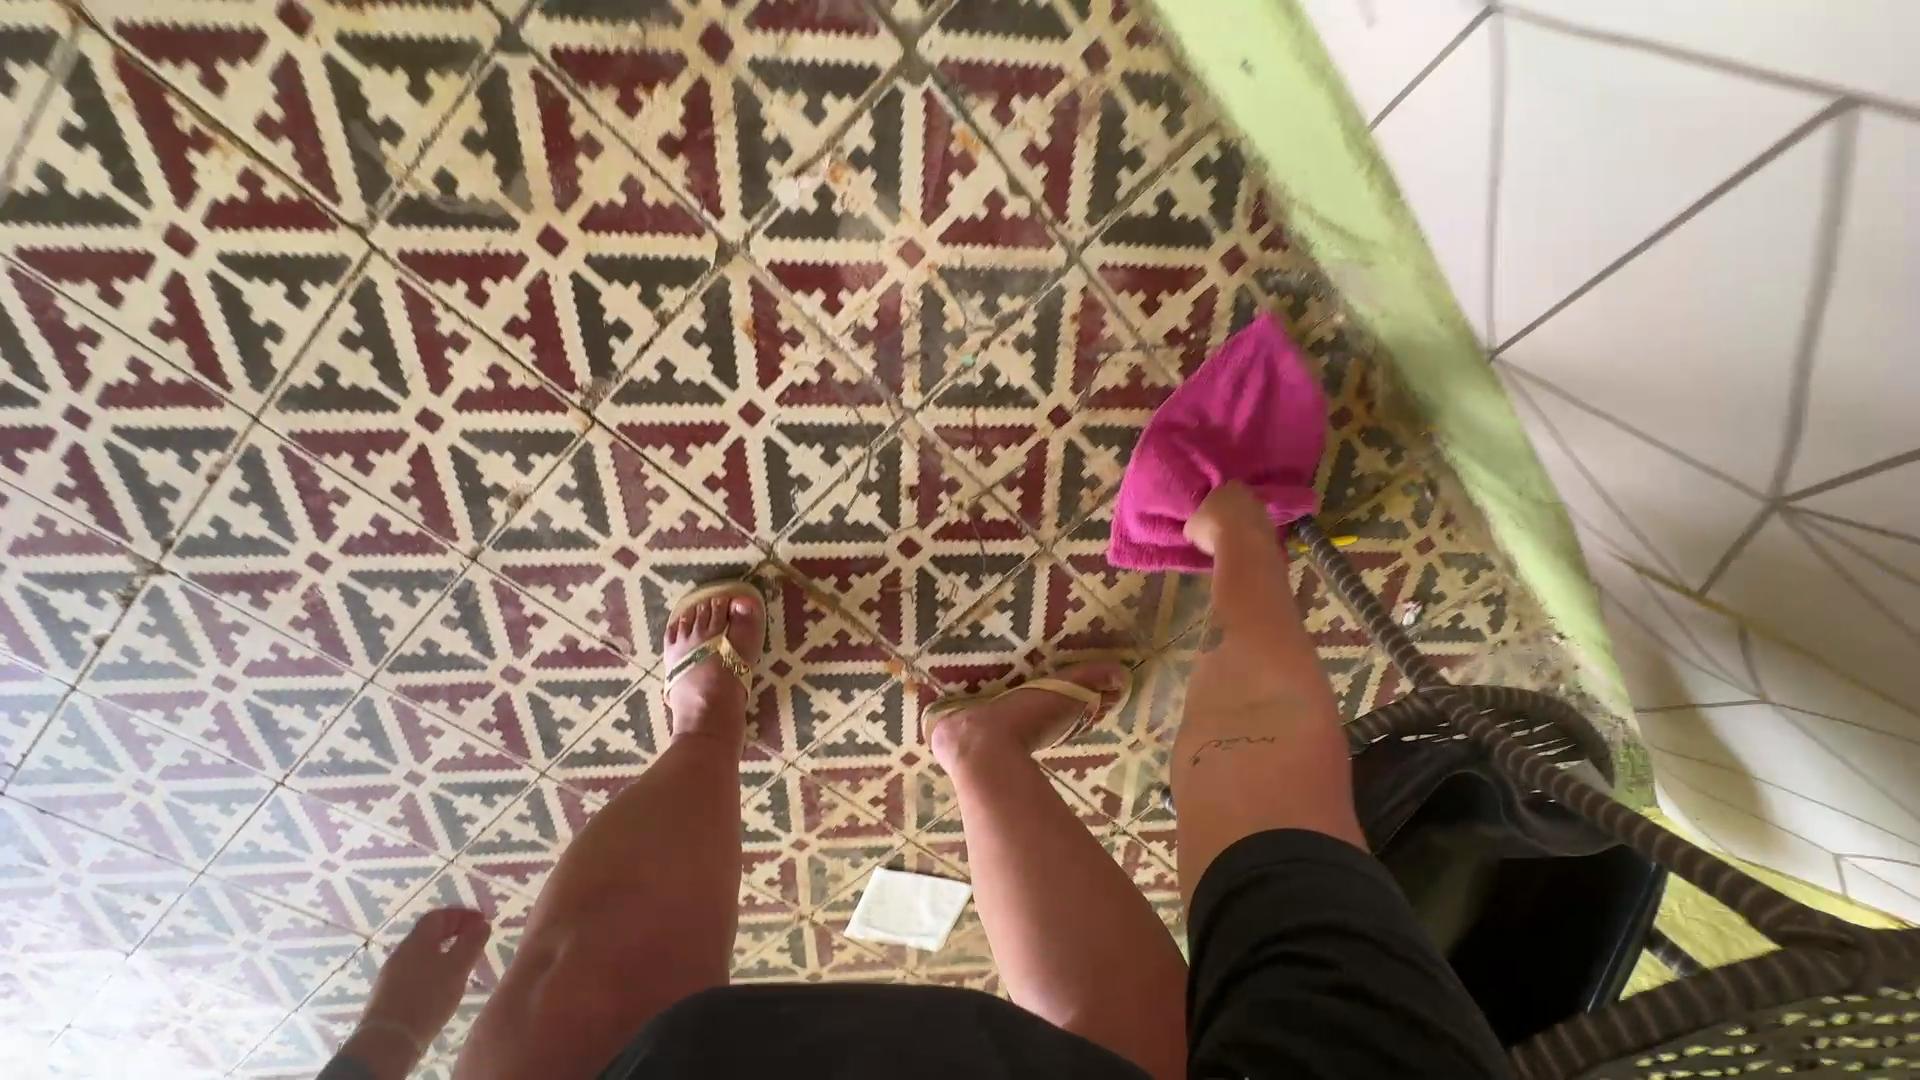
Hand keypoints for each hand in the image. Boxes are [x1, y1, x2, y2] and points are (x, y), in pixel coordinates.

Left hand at [340, 908, 489, 1078]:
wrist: (387, 1043)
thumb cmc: (427, 998)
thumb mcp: (458, 967)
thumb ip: (472, 942)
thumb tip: (482, 924)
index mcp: (416, 941)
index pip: (438, 916)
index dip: (462, 914)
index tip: (482, 922)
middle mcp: (400, 954)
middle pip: (429, 934)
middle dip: (455, 932)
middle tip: (475, 940)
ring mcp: (391, 976)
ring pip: (423, 955)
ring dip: (445, 953)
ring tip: (464, 964)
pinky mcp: (389, 996)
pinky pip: (415, 972)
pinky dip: (434, 970)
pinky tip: (444, 985)